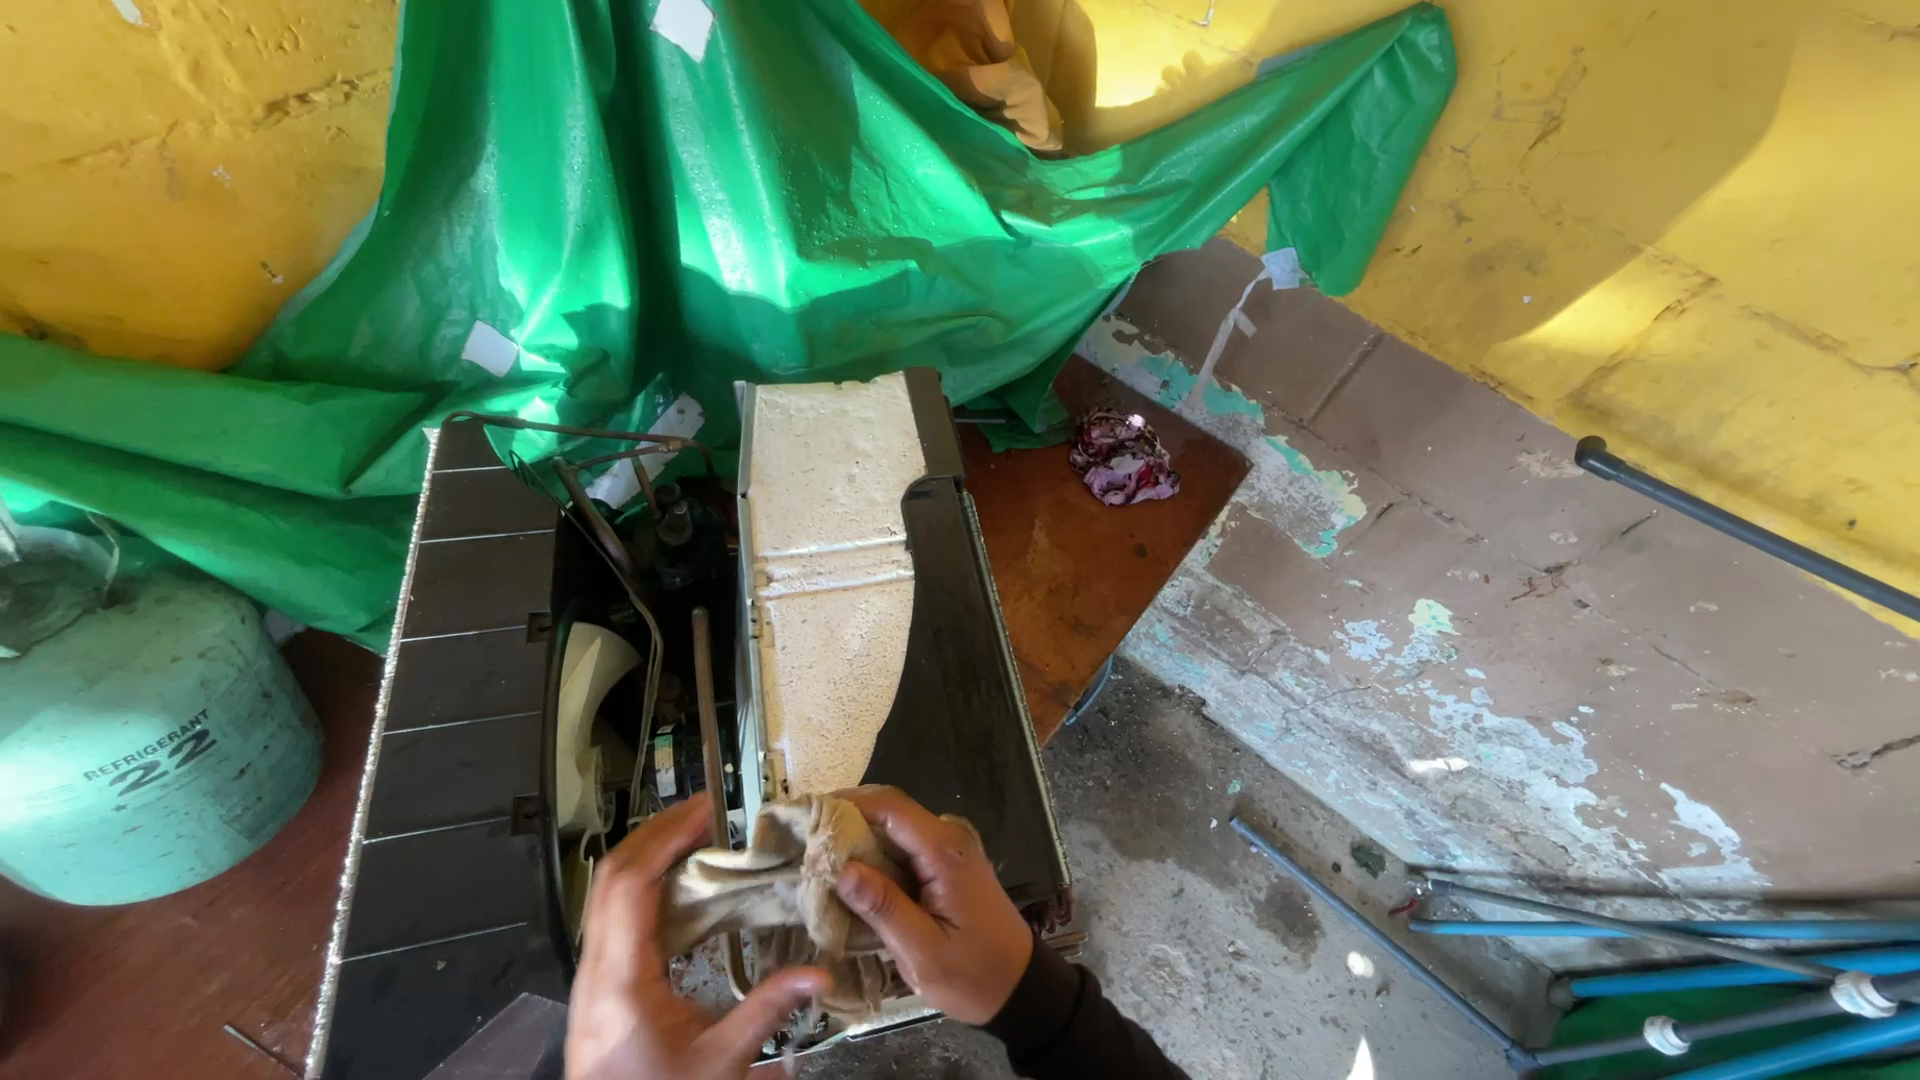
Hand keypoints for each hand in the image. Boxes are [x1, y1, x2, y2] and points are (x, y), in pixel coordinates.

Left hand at [566, 794, 829, 1079]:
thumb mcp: (717, 1064)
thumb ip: (766, 1010)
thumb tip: (821, 974)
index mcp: (620, 979)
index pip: (631, 884)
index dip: (666, 838)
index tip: (707, 811)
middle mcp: (596, 966)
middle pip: (612, 874)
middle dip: (658, 831)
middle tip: (707, 809)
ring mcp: (592, 971)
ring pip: (608, 889)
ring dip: (650, 850)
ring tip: (697, 831)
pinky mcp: (599, 978)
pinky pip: (615, 909)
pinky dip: (646, 878)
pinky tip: (680, 879)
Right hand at [831, 785, 1034, 1024]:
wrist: (1020, 986)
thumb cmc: (974, 974)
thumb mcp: (923, 952)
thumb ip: (883, 907)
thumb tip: (841, 868)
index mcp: (944, 851)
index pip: (890, 806)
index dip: (847, 802)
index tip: (808, 814)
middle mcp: (948, 836)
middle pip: (890, 810)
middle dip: (846, 818)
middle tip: (804, 838)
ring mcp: (949, 847)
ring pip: (894, 827)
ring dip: (858, 836)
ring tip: (816, 854)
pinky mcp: (945, 862)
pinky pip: (904, 845)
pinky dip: (874, 852)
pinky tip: (847, 872)